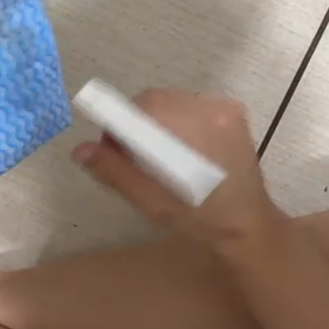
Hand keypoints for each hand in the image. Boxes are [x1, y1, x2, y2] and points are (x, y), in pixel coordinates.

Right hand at [72, 88, 279, 247]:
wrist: (249, 227)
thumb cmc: (200, 220)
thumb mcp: (152, 202)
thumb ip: (116, 173)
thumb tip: (79, 150)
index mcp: (195, 131)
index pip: (143, 107)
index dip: (118, 123)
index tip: (110, 149)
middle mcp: (212, 110)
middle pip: (155, 101)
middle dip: (134, 124)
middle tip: (129, 158)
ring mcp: (225, 109)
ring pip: (169, 102)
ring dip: (153, 123)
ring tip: (154, 158)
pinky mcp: (232, 113)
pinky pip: (188, 106)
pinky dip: (174, 122)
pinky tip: (176, 151)